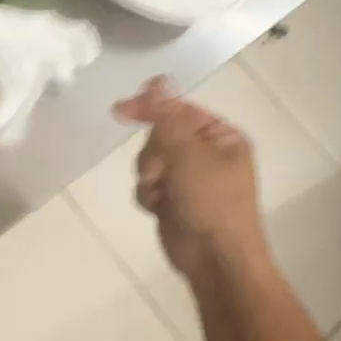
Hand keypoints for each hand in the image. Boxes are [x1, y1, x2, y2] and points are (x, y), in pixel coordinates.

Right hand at [113, 77, 270, 279]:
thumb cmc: (212, 204)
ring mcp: (189, 178)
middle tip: (160, 174)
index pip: (177, 109)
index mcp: (221, 136)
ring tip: (162, 196)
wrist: (216, 260)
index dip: (149, 107)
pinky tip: (159, 209)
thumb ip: (168, 118)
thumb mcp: (189, 155)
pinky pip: (147, 185)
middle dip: (153, 155)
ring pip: (148, 161)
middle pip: (159, 135)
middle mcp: (206, 153)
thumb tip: (158, 80)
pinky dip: (149, 196)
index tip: (119, 110)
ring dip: (149, 178)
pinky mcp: (173, 199)